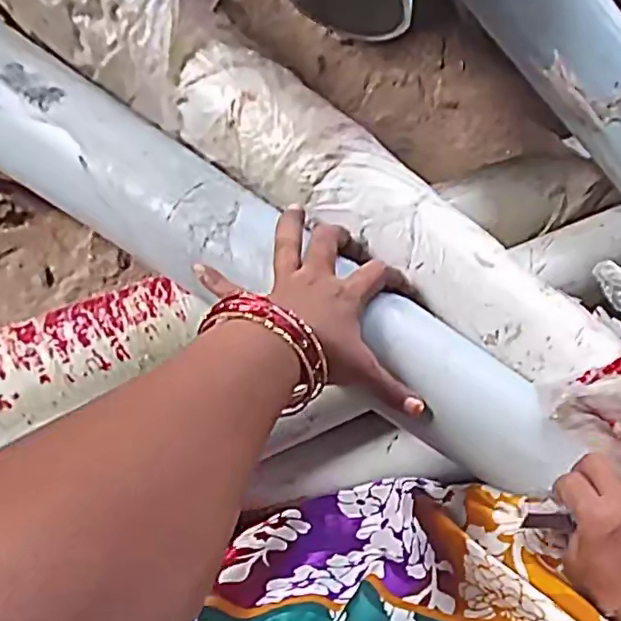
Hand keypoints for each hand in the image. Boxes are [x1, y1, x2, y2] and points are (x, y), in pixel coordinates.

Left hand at [195, 206, 422, 415]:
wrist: (279, 353)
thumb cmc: (322, 356)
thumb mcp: (364, 373)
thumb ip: (392, 390)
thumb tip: (420, 410)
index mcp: (345, 296)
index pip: (376, 275)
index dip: (392, 275)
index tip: (401, 282)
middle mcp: (316, 282)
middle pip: (328, 246)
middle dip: (337, 236)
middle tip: (341, 232)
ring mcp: (283, 286)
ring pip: (287, 246)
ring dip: (290, 227)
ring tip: (294, 211)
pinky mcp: (252, 300)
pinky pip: (230, 286)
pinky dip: (216, 278)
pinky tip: (200, 268)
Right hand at [553, 453, 620, 617]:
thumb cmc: (609, 590)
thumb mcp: (573, 563)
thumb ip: (568, 532)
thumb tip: (565, 516)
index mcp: (597, 515)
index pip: (570, 480)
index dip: (561, 489)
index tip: (561, 501)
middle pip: (595, 461)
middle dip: (582, 473)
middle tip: (579, 493)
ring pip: (617, 478)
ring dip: (607, 490)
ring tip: (605, 515)